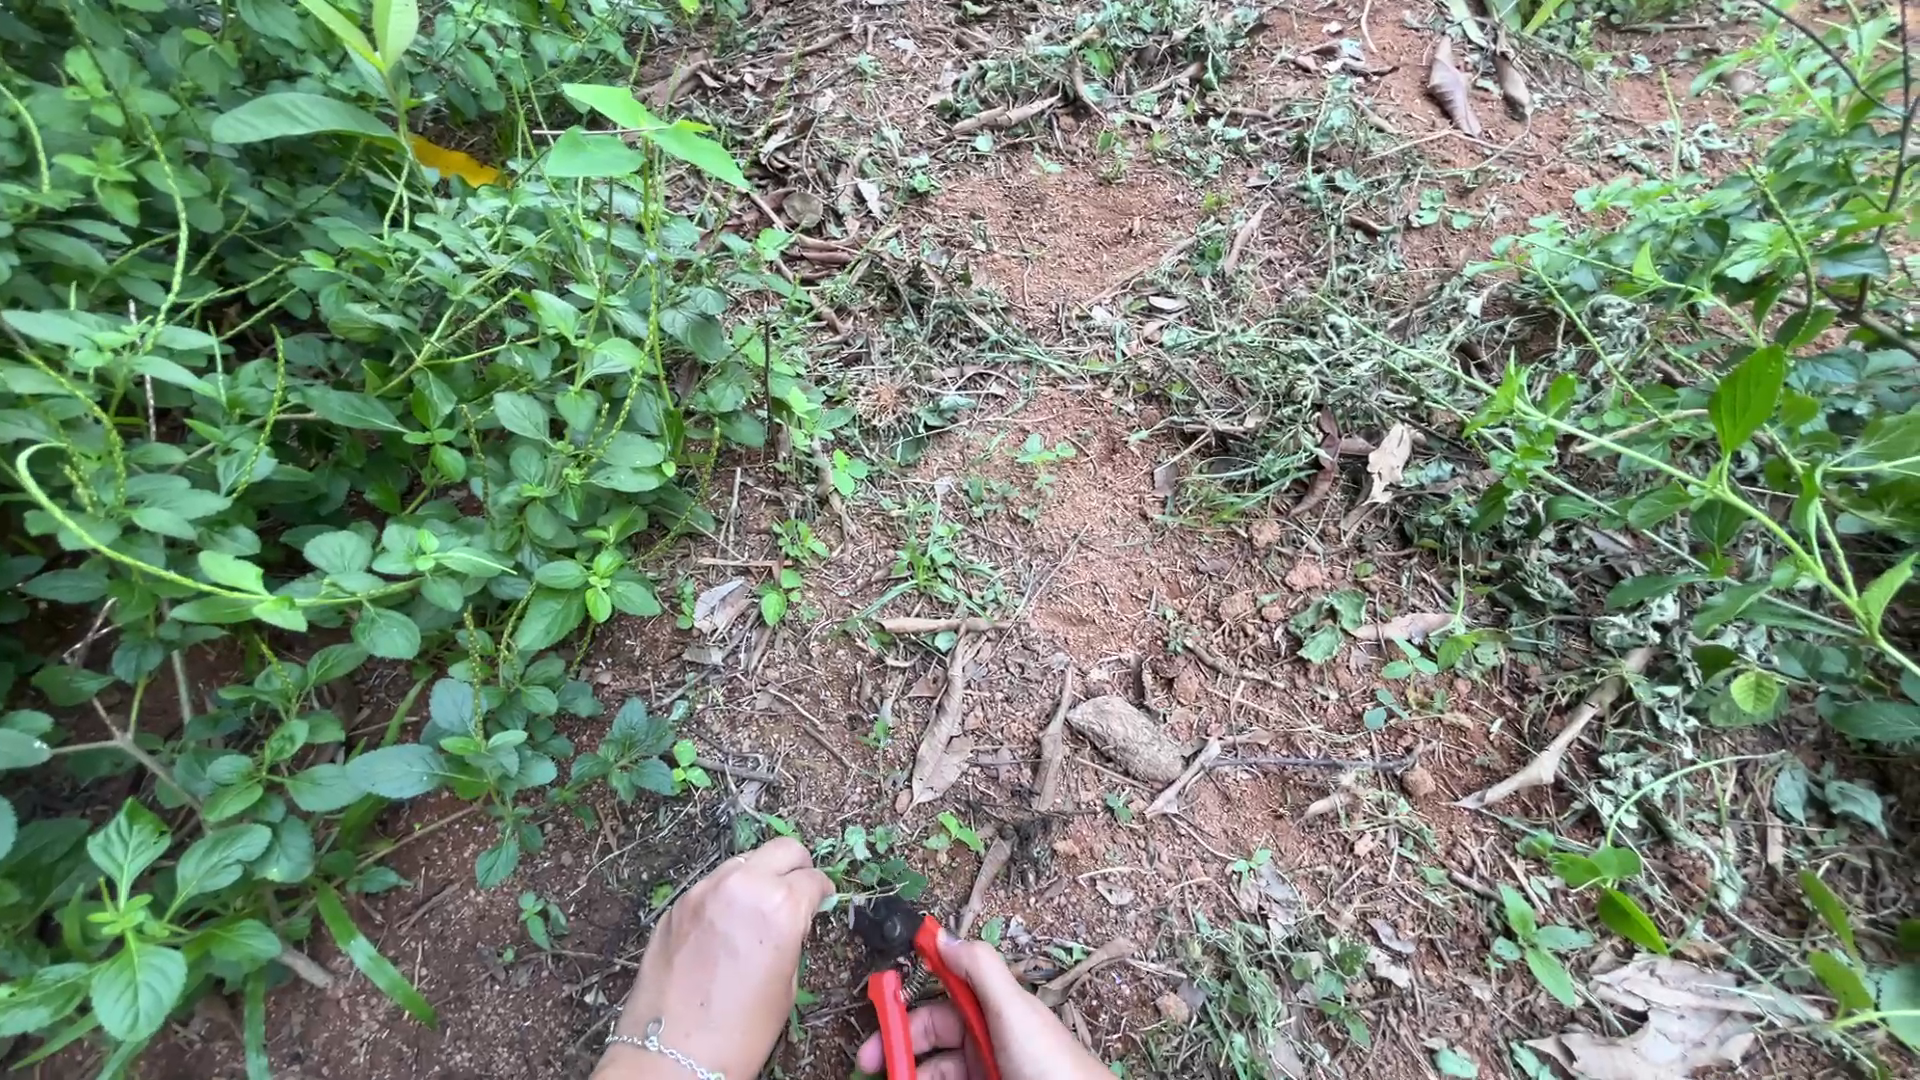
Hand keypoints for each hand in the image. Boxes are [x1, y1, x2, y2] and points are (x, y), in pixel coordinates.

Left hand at [593, 838, 832, 1079]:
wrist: (669, 1059)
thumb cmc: (740, 1033)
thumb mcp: (787, 984)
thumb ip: (792, 934)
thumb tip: (793, 917)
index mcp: (781, 905)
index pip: (814, 878)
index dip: (822, 892)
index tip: (821, 901)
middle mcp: (745, 885)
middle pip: (784, 849)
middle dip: (796, 867)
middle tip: (796, 891)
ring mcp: (706, 889)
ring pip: (746, 860)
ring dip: (759, 876)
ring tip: (756, 909)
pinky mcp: (679, 903)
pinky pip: (713, 883)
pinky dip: (727, 894)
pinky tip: (724, 926)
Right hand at [856, 934, 1110, 1079]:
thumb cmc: (1051, 1066)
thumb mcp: (1014, 1010)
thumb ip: (980, 969)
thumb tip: (942, 935)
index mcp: (992, 1011)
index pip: (939, 999)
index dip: (906, 1002)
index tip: (876, 1008)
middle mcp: (986, 1042)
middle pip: (929, 1040)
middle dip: (898, 1046)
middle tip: (869, 1062)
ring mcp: (987, 1073)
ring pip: (936, 1072)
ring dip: (912, 1073)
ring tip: (893, 1079)